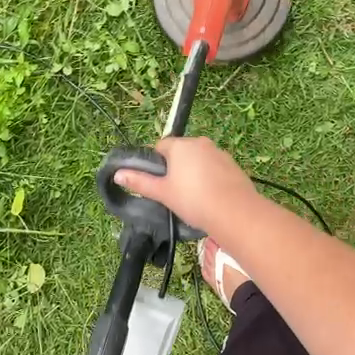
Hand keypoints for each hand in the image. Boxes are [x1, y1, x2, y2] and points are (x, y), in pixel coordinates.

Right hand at [112, 136, 264, 238]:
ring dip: (193, 173)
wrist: (235, 212)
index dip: (156, 164)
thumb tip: (118, 174)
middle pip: (180, 152)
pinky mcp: (232, 165)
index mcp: (180, 145)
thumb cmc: (194, 200)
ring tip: (192, 198)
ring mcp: (219, 152)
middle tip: (172, 193)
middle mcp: (200, 143)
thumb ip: (140, 182)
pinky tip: (209, 197)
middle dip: (175, 169)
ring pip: (198, 160)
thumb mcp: (162, 193)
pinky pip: (214, 168)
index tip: (157, 183)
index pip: (160, 146)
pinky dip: (209, 178)